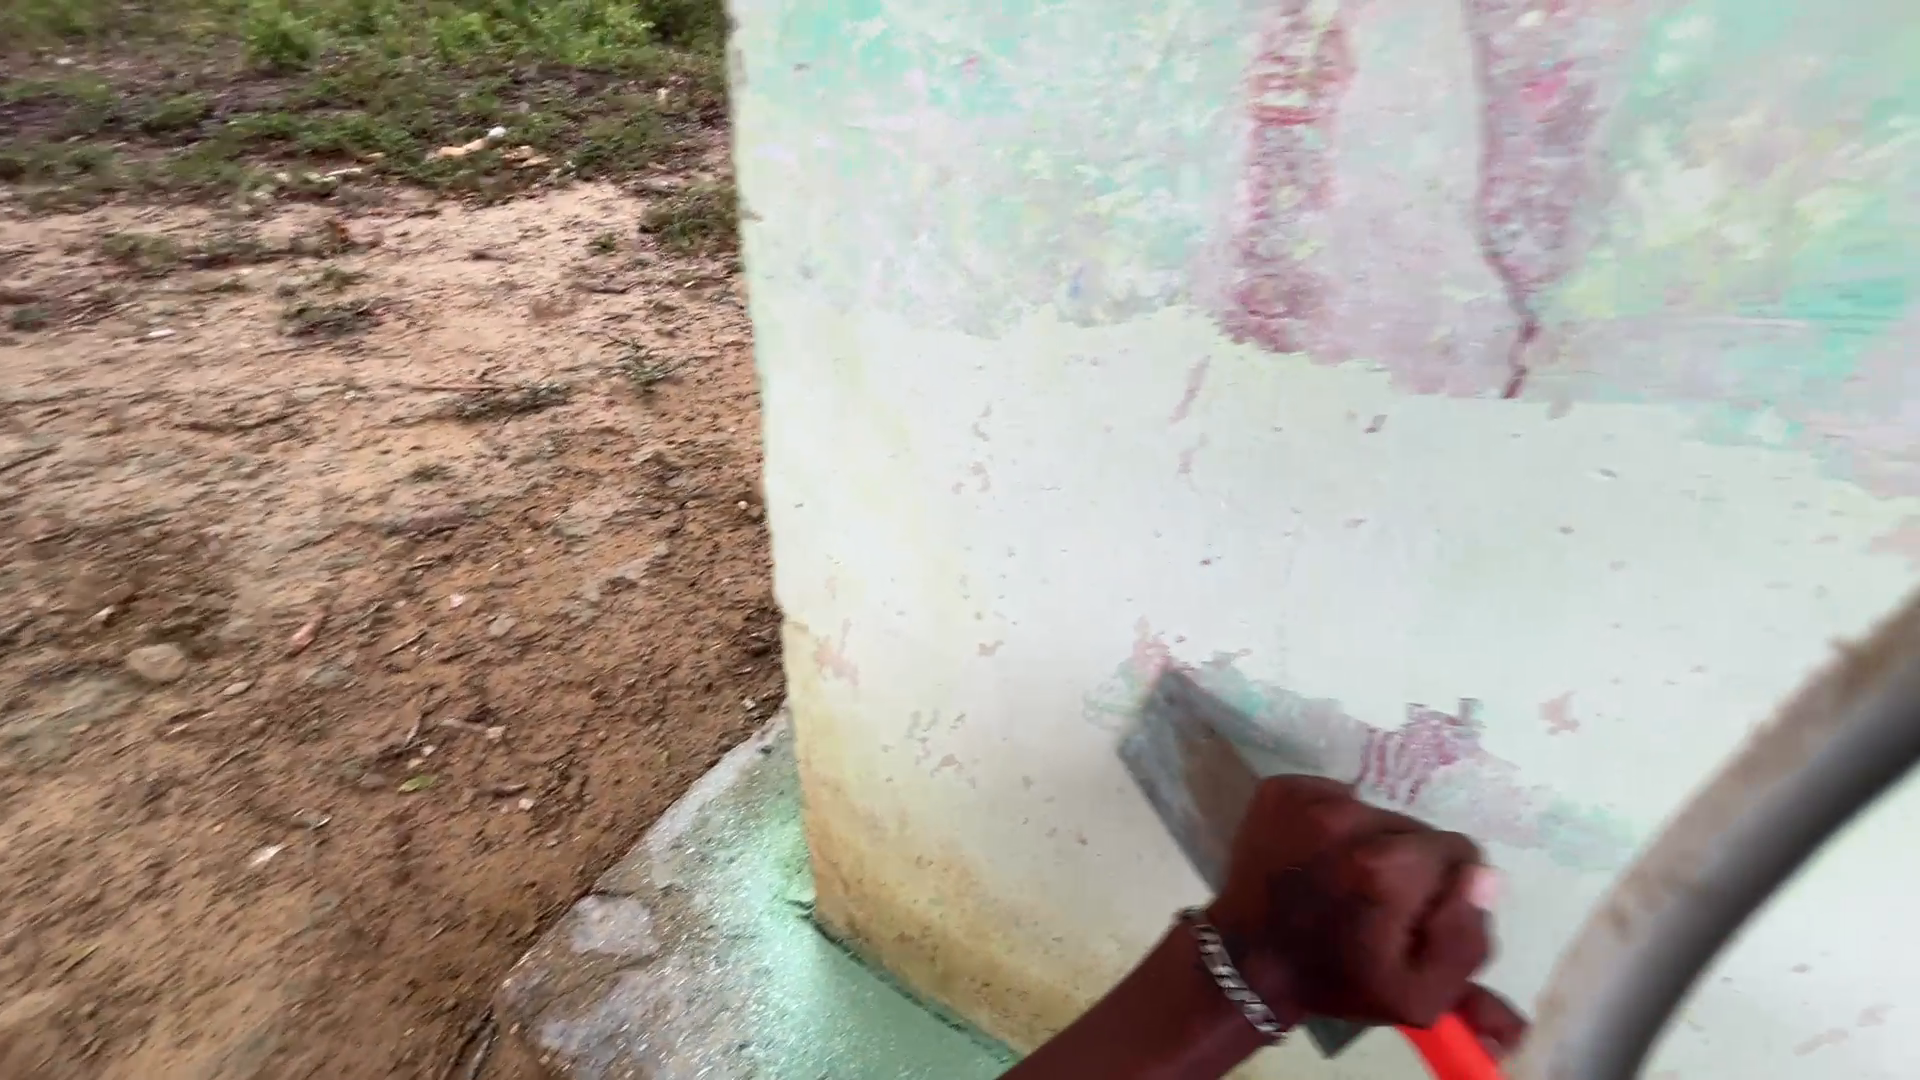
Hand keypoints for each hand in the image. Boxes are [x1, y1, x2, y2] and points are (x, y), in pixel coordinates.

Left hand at [1204, 775, 1524, 1051]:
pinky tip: (1316, 852)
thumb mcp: (1422, 994)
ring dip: (1369, 837)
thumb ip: (1466, 937)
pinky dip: (1332, 817)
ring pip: (1371, 809)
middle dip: (1407, 860)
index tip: (1418, 907)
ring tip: (1344, 875)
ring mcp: (1305, 799)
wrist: (1250, 956)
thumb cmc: (1339, 978)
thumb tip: (1484, 876)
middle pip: (1412, 826)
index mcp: (1385, 868)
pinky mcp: (1277, 788)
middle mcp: (1345, 819)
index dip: (1446, 882)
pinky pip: (1331, 793)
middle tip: (1377, 897)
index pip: (1456, 849)